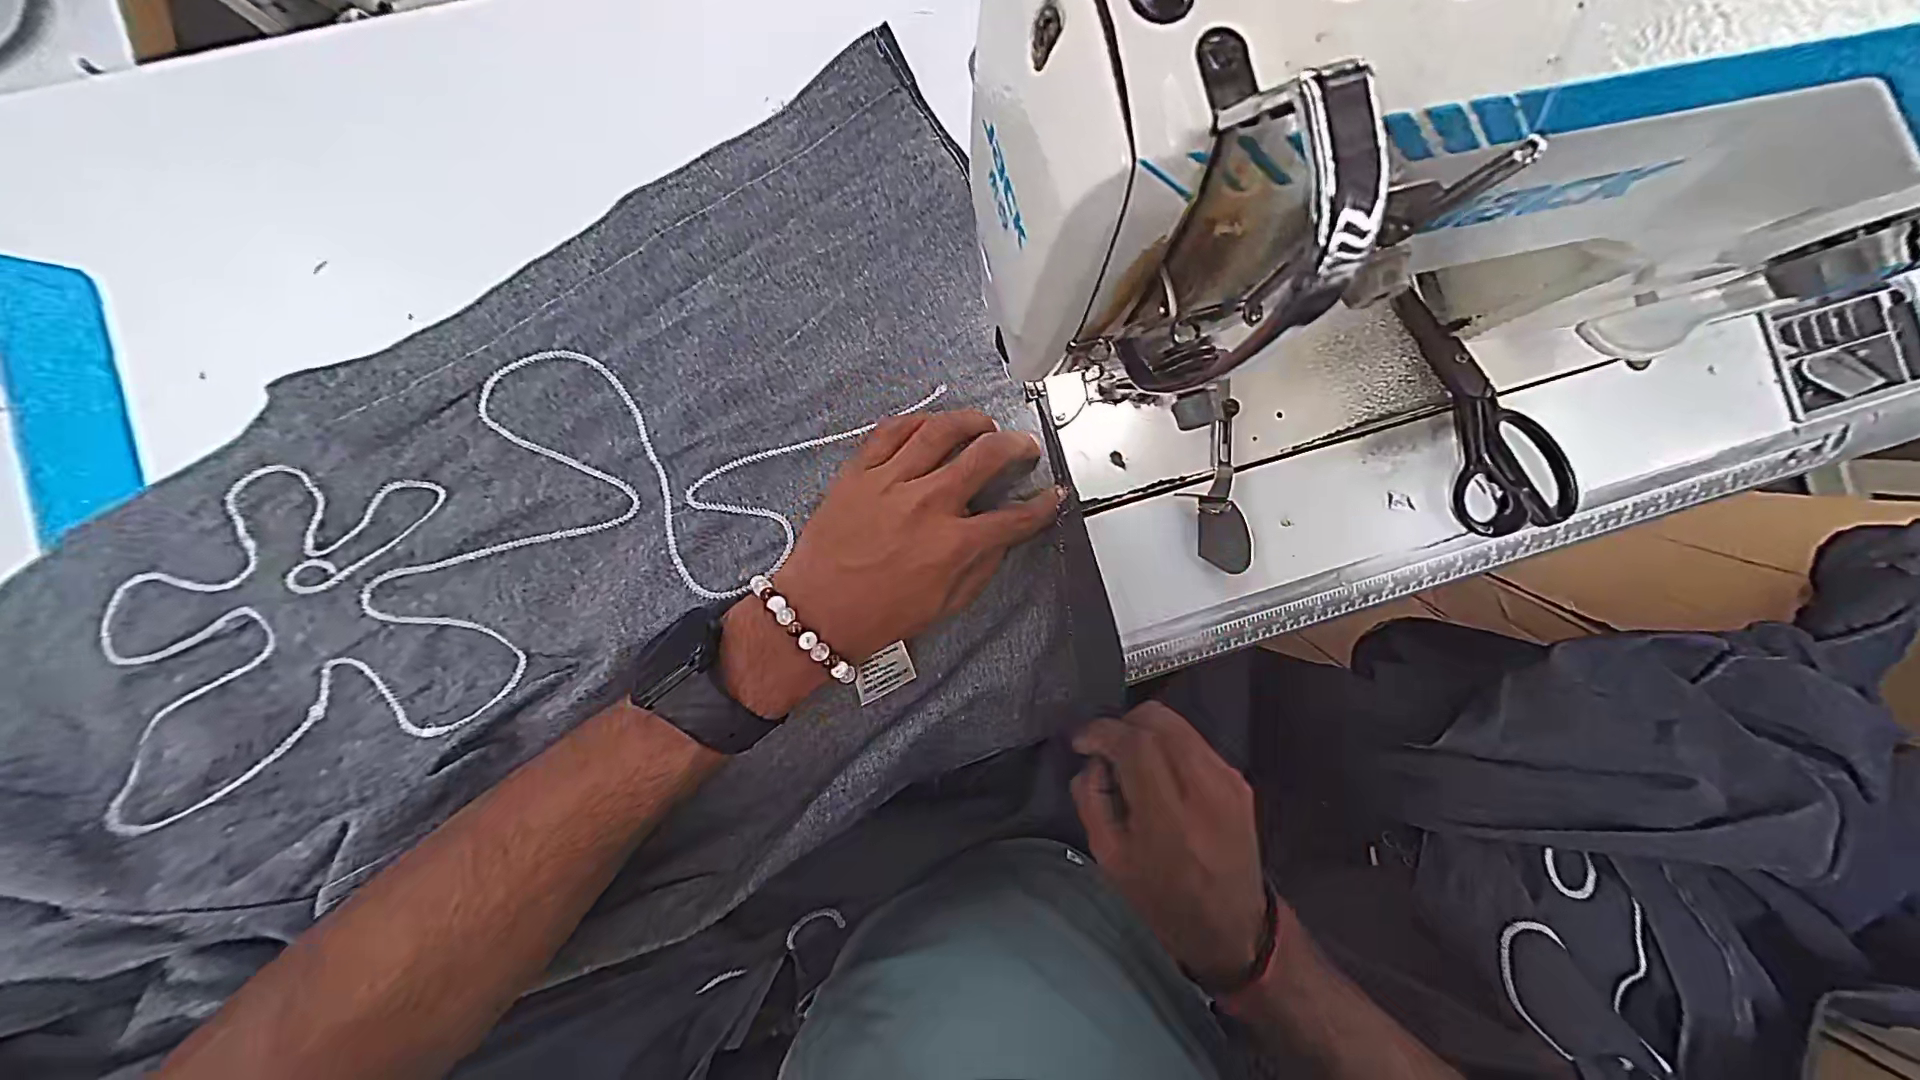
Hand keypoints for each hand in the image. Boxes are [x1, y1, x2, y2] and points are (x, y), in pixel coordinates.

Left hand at [720, 409, 1060, 716]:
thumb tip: (1002, 539)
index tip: (1050, 497)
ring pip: (941, 430)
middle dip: (1018, 446)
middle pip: (987, 455)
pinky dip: (917, 421)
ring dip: (972, 421)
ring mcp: (890, 483)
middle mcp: (926, 505)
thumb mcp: (945, 604)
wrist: (818, 612)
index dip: (1041, 505)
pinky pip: (891, 431)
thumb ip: (981, 567)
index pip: (1014, 516)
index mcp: (952, 544)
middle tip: (1023, 446)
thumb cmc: (876, 614)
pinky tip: (930, 425)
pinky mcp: (859, 473)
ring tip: (983, 425)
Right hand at [1072, 701, 1267, 986]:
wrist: (1234, 929)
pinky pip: (1193, 741)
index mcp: (1169, 817)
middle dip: (1122, 724)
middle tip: (1105, 748)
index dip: (1101, 731)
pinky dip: (1167, 744)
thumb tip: (1092, 758)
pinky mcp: (1239, 780)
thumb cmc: (1163, 899)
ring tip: (1130, 760)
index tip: (1081, 742)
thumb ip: (1091, 799)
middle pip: (1156, 719)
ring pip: (1176, 723)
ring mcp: (1227, 781)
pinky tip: (1159, 773)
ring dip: (1144, 731)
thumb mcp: (1109, 858)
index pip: (1134, 743)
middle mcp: (1204, 789)